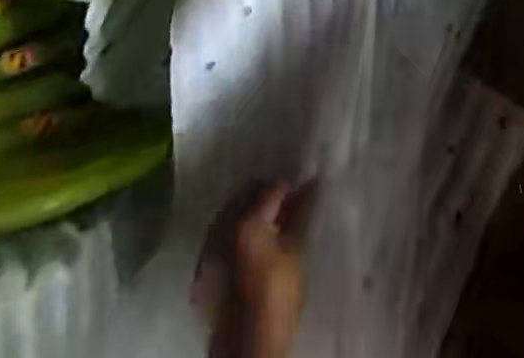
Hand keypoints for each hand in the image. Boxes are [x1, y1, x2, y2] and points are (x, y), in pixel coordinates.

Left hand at [197, 179, 317, 357]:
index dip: (292, 187)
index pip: (272, 187)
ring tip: (277, 224)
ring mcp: (211, 242)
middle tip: (292, 207)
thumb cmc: (278, 297)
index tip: (306, 193)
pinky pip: (225, 227)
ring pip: (235, 208)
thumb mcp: (296, 251)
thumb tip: (317, 182)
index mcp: (246, 221)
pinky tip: (257, 240)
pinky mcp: (207, 260)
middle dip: (271, 194)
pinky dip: (241, 225)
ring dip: (255, 208)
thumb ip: (305, 212)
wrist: (248, 345)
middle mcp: (223, 225)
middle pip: (250, 192)